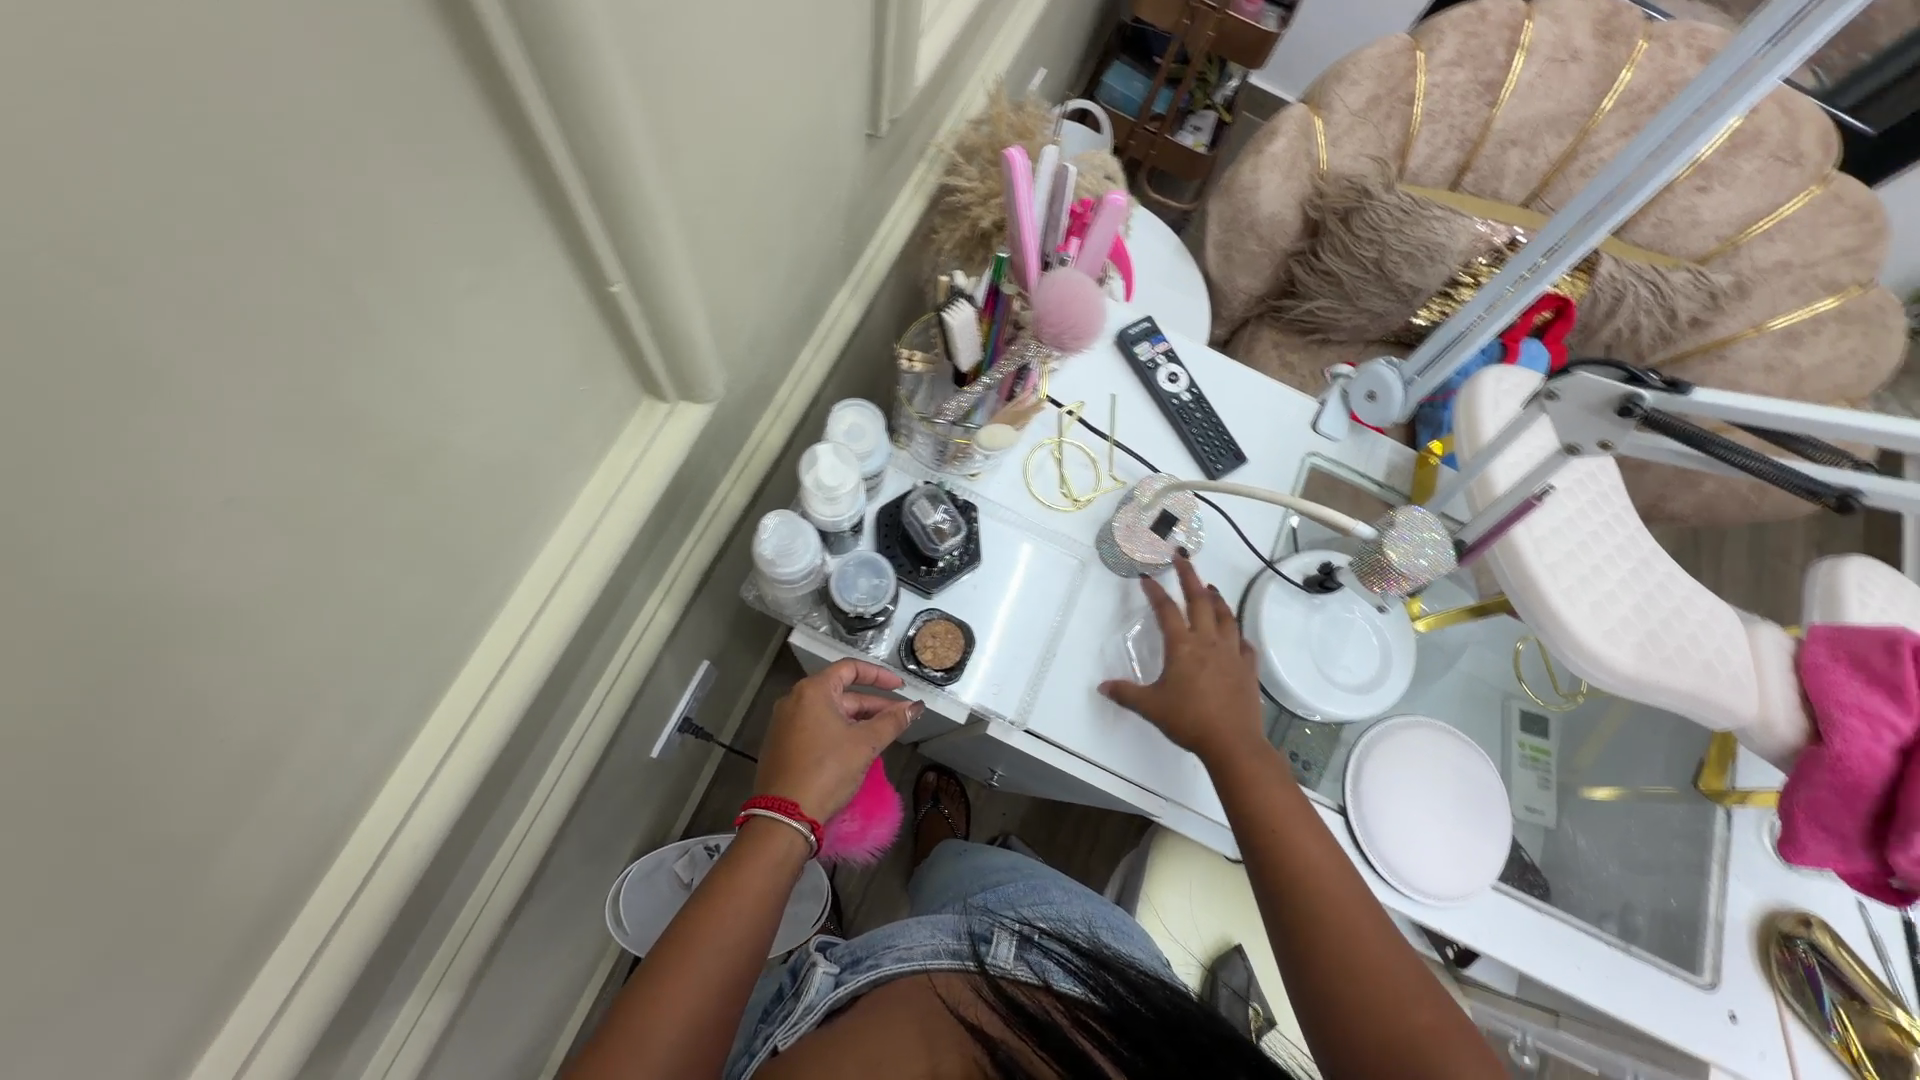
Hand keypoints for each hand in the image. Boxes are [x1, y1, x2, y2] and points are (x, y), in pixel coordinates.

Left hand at [755, 659, 922, 820]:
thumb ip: (892, 721)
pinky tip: (856, 748)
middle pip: (841, 693)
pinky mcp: (782, 744)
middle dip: (872, 704)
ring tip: (882, 734)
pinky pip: (816, 727)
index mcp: (812, 691)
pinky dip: (839, 731)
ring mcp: (784, 723)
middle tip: (899, 718)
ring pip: (829, 712)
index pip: (850, 668)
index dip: (879, 675)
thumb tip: (915, 707)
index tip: (900, 686)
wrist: (784, 816)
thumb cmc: (827, 771)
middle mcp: (794, 700)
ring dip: (858, 720)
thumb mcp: (865, 744)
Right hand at [1099, 554, 1263, 764]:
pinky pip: (1244, 644)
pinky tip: (1235, 635)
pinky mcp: (1248, 668)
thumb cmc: (1188, 720)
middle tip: (1183, 559)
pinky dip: (1237, 634)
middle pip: (1200, 601)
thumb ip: (1126, 694)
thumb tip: (1103, 687)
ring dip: (1216, 600)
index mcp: (1182, 646)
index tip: (1147, 578)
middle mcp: (1208, 642)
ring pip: (1225, 617)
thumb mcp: (1150, 707)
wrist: (1232, 742)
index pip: (1166, 610)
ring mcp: (1232, 653)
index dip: (1155, 592)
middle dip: (1190, 577)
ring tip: (1210, 589)